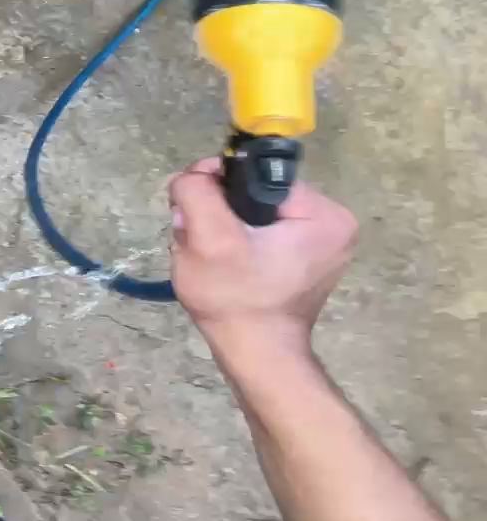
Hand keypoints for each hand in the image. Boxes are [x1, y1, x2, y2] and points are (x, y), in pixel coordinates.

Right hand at [169, 158, 358, 359]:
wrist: (252, 347)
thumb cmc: (234, 293)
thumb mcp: (207, 236)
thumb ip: (198, 192)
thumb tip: (195, 175)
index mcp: (323, 214)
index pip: (254, 172)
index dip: (214, 183)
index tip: (191, 208)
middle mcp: (330, 223)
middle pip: (248, 191)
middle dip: (211, 209)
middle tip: (197, 237)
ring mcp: (317, 241)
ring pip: (244, 209)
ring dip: (213, 224)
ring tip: (205, 251)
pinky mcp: (299, 255)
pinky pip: (251, 228)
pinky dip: (226, 238)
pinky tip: (217, 258)